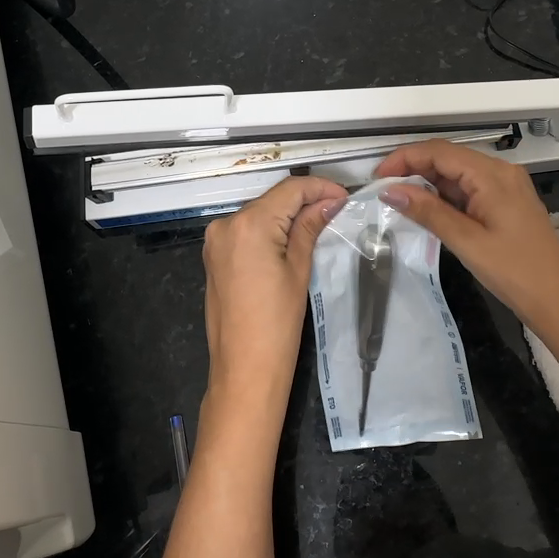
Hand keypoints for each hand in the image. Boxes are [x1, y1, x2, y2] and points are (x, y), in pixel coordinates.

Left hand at [201, 175, 347, 411]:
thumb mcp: (298, 271)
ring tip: (319, 224)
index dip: (319, 188)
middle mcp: (225, 224)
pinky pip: (245, 231)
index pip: (289, 190)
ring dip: (286, 215)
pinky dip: (268, 230)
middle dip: (304, 201)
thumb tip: (329, 202)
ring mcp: (215, 240)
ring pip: (258, 214)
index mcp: (248, 224)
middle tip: (337, 209)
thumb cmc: (277, 324)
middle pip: (272, 200)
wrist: (244, 370)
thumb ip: (309, 228)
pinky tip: (291, 239)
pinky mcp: (213, 256)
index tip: (345, 196)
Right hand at [374, 140, 558, 317]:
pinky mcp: (506, 202)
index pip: (438, 151)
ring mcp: (506, 186)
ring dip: (427, 183)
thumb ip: (427, 210)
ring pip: (456, 172)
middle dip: (412, 169)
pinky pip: (468, 187)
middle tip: (384, 191)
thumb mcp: (466, 241)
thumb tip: (389, 190)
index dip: (403, 159)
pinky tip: (427, 209)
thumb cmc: (515, 271)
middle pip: (447, 157)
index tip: (377, 178)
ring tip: (399, 201)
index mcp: (492, 175)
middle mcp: (501, 171)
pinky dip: (445, 195)